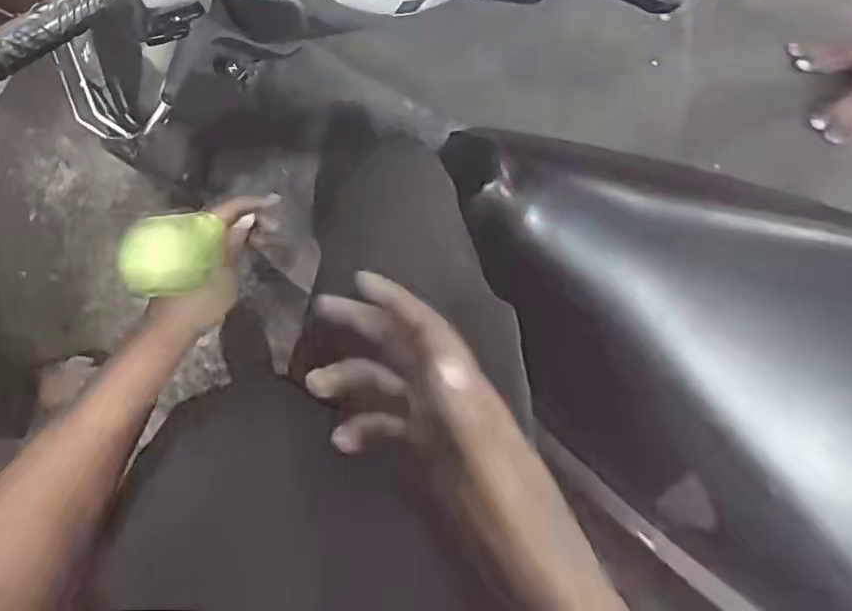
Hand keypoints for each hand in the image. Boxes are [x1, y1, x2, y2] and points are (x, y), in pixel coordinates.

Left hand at [148, 194, 280, 335]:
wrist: (170, 327)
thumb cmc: (201, 301)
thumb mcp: (226, 272)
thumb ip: (235, 242)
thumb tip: (247, 218)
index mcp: (201, 230)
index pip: (231, 207)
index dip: (254, 202)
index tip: (276, 201)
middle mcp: (190, 229)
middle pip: (224, 214)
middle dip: (250, 216)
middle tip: (274, 226)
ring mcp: (185, 241)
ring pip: (217, 226)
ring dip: (240, 227)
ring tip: (262, 236)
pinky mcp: (184, 254)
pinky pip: (210, 237)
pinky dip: (227, 237)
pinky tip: (242, 244)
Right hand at [311, 274, 630, 610]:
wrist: (539, 571)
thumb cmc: (513, 511)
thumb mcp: (485, 457)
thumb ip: (462, 407)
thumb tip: (437, 355)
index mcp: (463, 387)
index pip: (427, 329)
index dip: (395, 299)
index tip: (360, 279)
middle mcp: (448, 394)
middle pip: (400, 346)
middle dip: (363, 323)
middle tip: (321, 309)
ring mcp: (438, 424)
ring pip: (387, 384)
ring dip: (351, 378)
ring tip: (312, 385)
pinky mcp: (431, 453)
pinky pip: (389, 425)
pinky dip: (363, 426)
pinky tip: (341, 442)